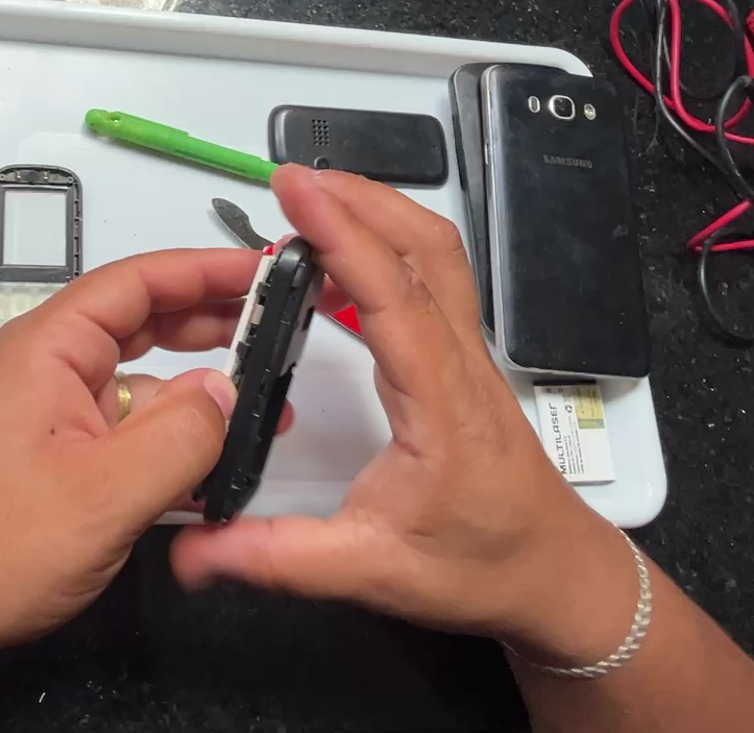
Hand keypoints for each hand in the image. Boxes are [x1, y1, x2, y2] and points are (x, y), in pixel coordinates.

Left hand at [0, 248, 262, 677]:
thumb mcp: (101, 496)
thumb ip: (178, 438)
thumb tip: (226, 391)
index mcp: (48, 347)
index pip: (135, 282)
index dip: (202, 269)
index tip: (263, 269)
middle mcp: (49, 363)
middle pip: (139, 318)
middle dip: (207, 317)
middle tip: (275, 324)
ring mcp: (52, 406)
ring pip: (138, 374)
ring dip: (197, 381)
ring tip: (263, 390)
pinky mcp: (57, 446)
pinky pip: (125, 421)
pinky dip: (170, 429)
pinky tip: (215, 451)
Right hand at [171, 165, 640, 666]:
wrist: (558, 575)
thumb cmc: (483, 567)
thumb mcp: (372, 572)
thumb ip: (278, 556)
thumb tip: (195, 548)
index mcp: (443, 404)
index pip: (395, 295)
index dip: (344, 235)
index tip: (297, 192)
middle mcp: (461, 363)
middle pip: (430, 247)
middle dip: (362, 198)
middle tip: (296, 179)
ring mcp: (464, 353)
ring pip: (435, 253)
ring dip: (376, 210)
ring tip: (313, 198)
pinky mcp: (455, 354)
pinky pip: (425, 277)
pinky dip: (382, 244)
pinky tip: (337, 257)